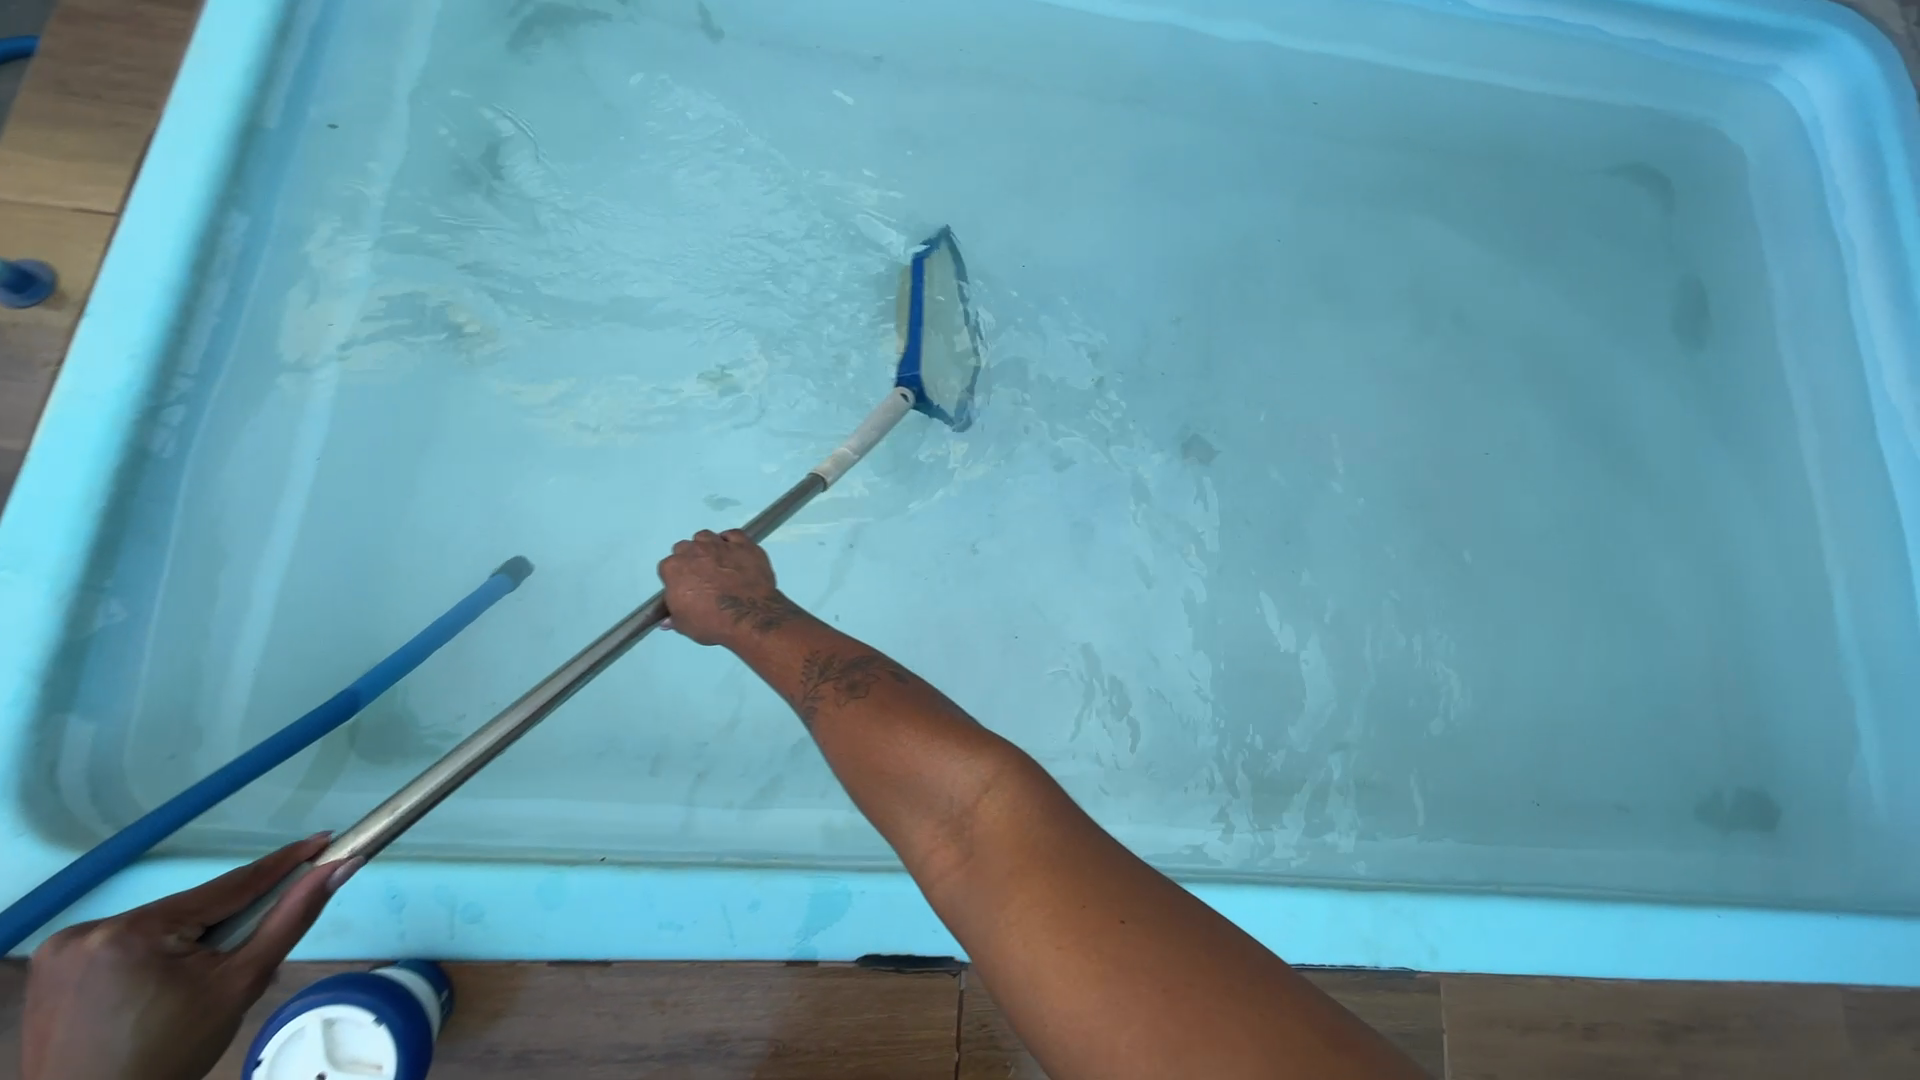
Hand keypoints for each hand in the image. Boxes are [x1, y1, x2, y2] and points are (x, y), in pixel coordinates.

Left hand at [21, 834, 361, 1079]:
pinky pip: (133, 942)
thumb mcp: (243, 983)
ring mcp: (64, 948)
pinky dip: (163, 953)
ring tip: (207, 978)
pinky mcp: (54, 967)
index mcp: (134, 931)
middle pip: (195, 908)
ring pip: (166, 924)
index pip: (231, 885)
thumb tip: (340, 866)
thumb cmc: (172, 1053)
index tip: (325, 840)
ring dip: (198, 938)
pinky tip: (168, 985)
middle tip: (258, 948)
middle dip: (234, 921)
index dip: (284, 862)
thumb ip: (293, 917)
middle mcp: (90, 929)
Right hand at [657, 529, 809, 647]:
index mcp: (674, 568)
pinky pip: (734, 534)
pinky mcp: (744, 545)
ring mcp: (720, 545)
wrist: (750, 617)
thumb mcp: (685, 625)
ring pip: (707, 537)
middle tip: (701, 577)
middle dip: (690, 560)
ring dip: (708, 547)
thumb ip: (674, 616)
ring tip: (717, 563)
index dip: (677, 577)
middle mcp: (695, 551)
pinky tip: (734, 552)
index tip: (685, 587)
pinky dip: (732, 541)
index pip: (668, 567)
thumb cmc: (712, 622)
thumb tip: (667, 619)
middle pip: (686, 548)